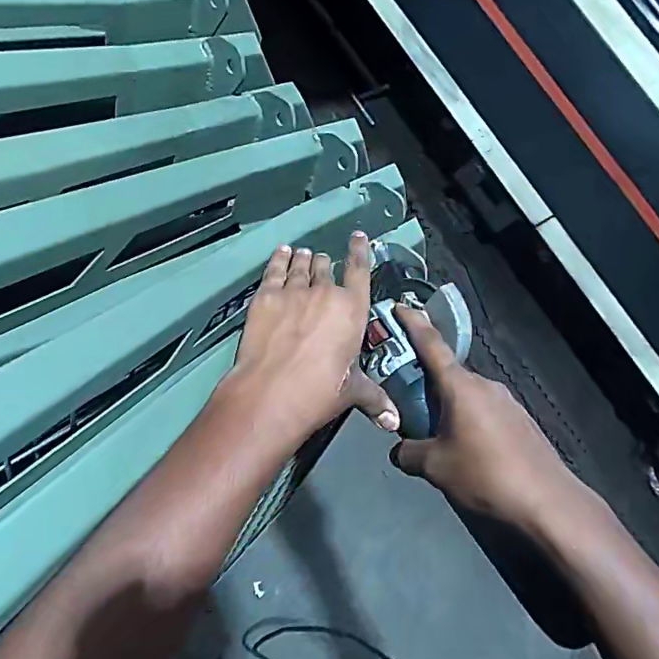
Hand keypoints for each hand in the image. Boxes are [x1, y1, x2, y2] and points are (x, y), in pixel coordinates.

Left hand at [218, 232, 399, 446]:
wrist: (271, 391)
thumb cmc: (319, 391)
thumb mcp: (352, 391)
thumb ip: (374, 398)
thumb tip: (393, 421)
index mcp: (352, 310)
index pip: (359, 270)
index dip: (359, 251)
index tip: (358, 237)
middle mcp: (324, 293)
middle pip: (326, 268)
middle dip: (325, 264)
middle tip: (323, 261)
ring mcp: (293, 292)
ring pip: (301, 267)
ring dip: (303, 259)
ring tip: (303, 253)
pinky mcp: (265, 297)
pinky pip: (274, 270)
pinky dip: (278, 260)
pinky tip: (281, 253)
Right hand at [389, 308, 588, 530]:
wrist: (546, 500)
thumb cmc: (485, 474)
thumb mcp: (434, 467)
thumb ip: (408, 452)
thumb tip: (399, 450)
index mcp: (461, 387)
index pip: (432, 344)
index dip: (413, 323)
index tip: (400, 307)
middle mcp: (485, 385)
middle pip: (447, 376)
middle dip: (425, 386)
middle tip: (406, 407)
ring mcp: (506, 402)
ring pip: (466, 397)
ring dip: (448, 409)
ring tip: (437, 441)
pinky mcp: (520, 421)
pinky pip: (484, 412)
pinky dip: (468, 422)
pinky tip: (467, 453)